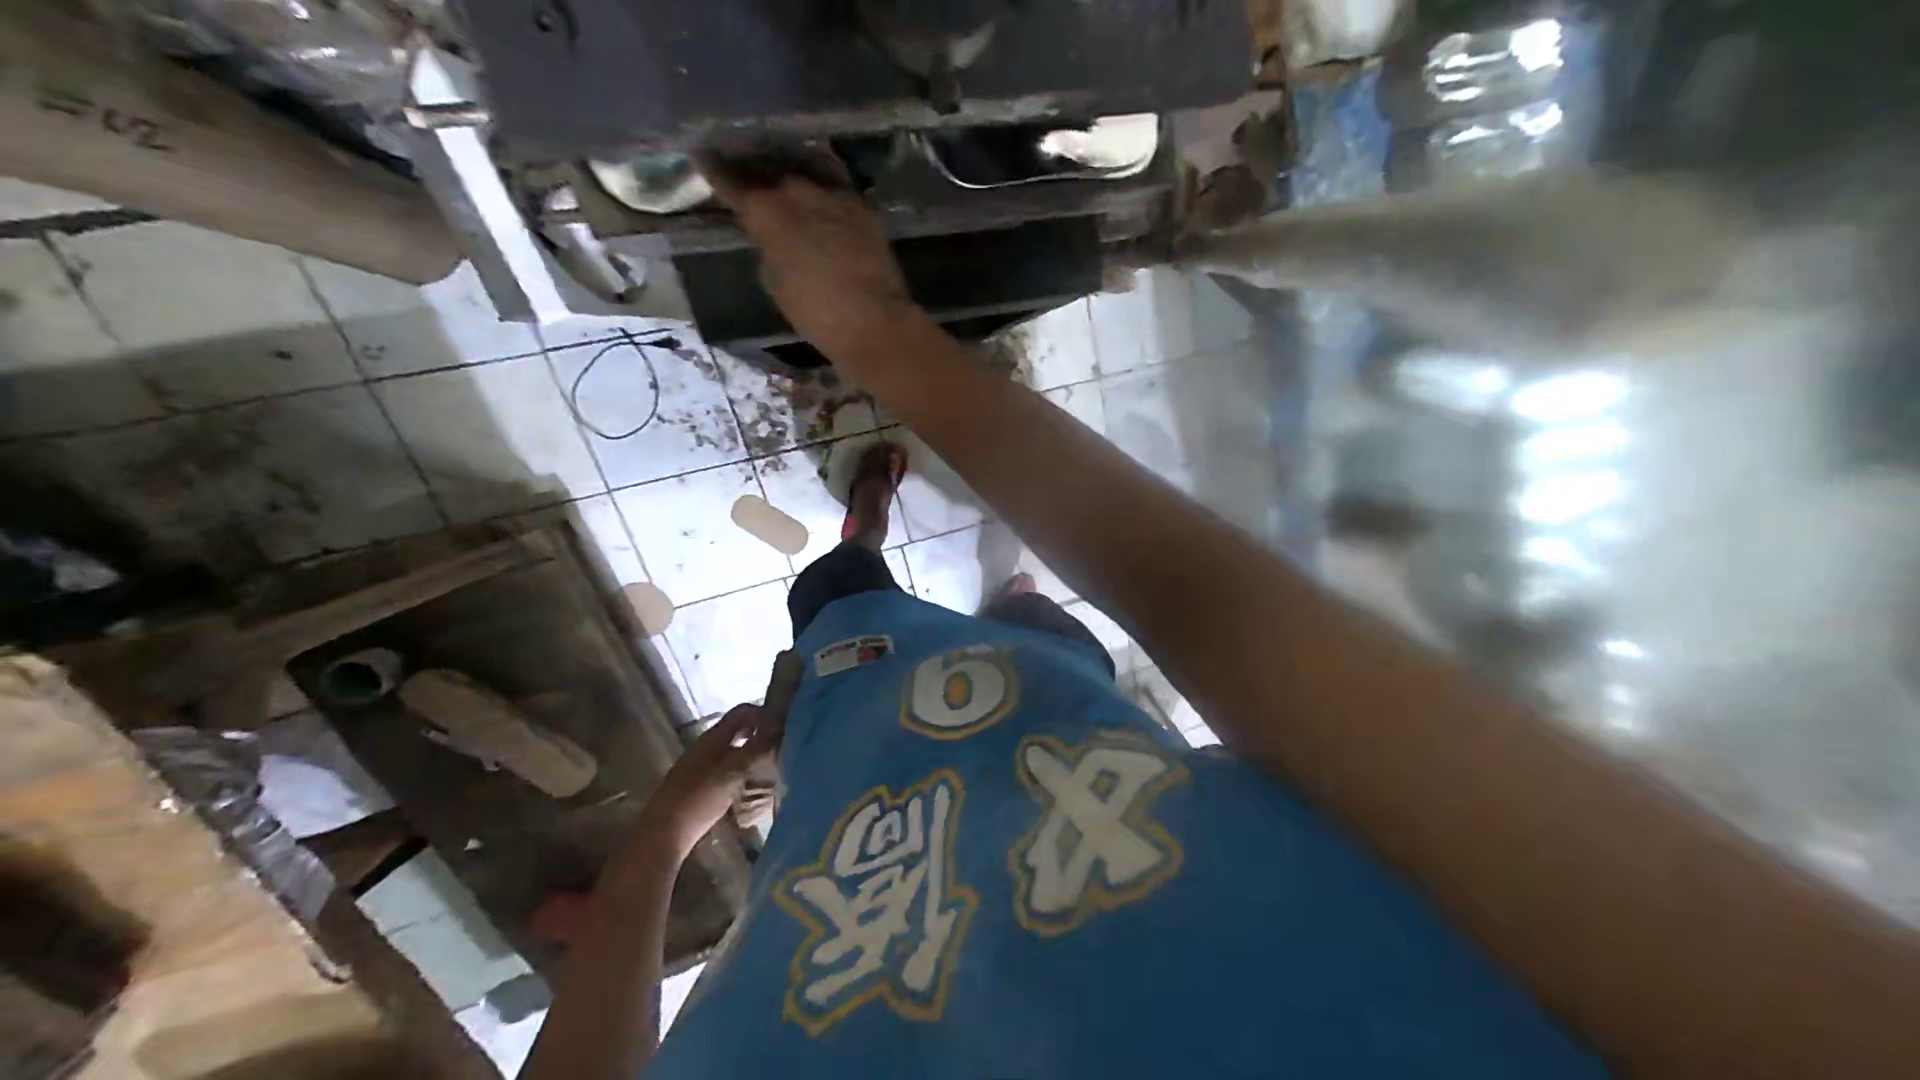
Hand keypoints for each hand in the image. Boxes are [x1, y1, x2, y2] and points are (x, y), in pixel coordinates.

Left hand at [628, 703, 778, 865]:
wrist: (664, 834)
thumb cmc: (699, 797)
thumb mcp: (733, 771)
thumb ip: (757, 748)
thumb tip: (780, 727)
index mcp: (713, 737)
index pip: (743, 712)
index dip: (764, 713)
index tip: (786, 726)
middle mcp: (708, 747)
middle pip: (740, 731)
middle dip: (762, 735)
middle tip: (786, 746)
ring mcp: (704, 767)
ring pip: (737, 752)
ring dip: (755, 755)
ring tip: (777, 766)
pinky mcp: (703, 787)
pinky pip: (731, 771)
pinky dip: (746, 773)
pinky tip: (758, 786)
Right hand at [698, 154, 923, 362]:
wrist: (872, 319)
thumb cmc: (815, 312)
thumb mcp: (775, 282)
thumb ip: (768, 248)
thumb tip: (774, 237)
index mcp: (765, 212)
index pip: (732, 183)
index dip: (715, 171)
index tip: (703, 157)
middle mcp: (796, 191)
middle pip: (769, 171)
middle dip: (755, 169)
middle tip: (746, 168)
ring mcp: (833, 193)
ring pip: (804, 168)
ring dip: (791, 169)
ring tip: (784, 171)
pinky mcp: (862, 205)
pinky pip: (837, 182)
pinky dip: (824, 181)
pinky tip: (821, 187)